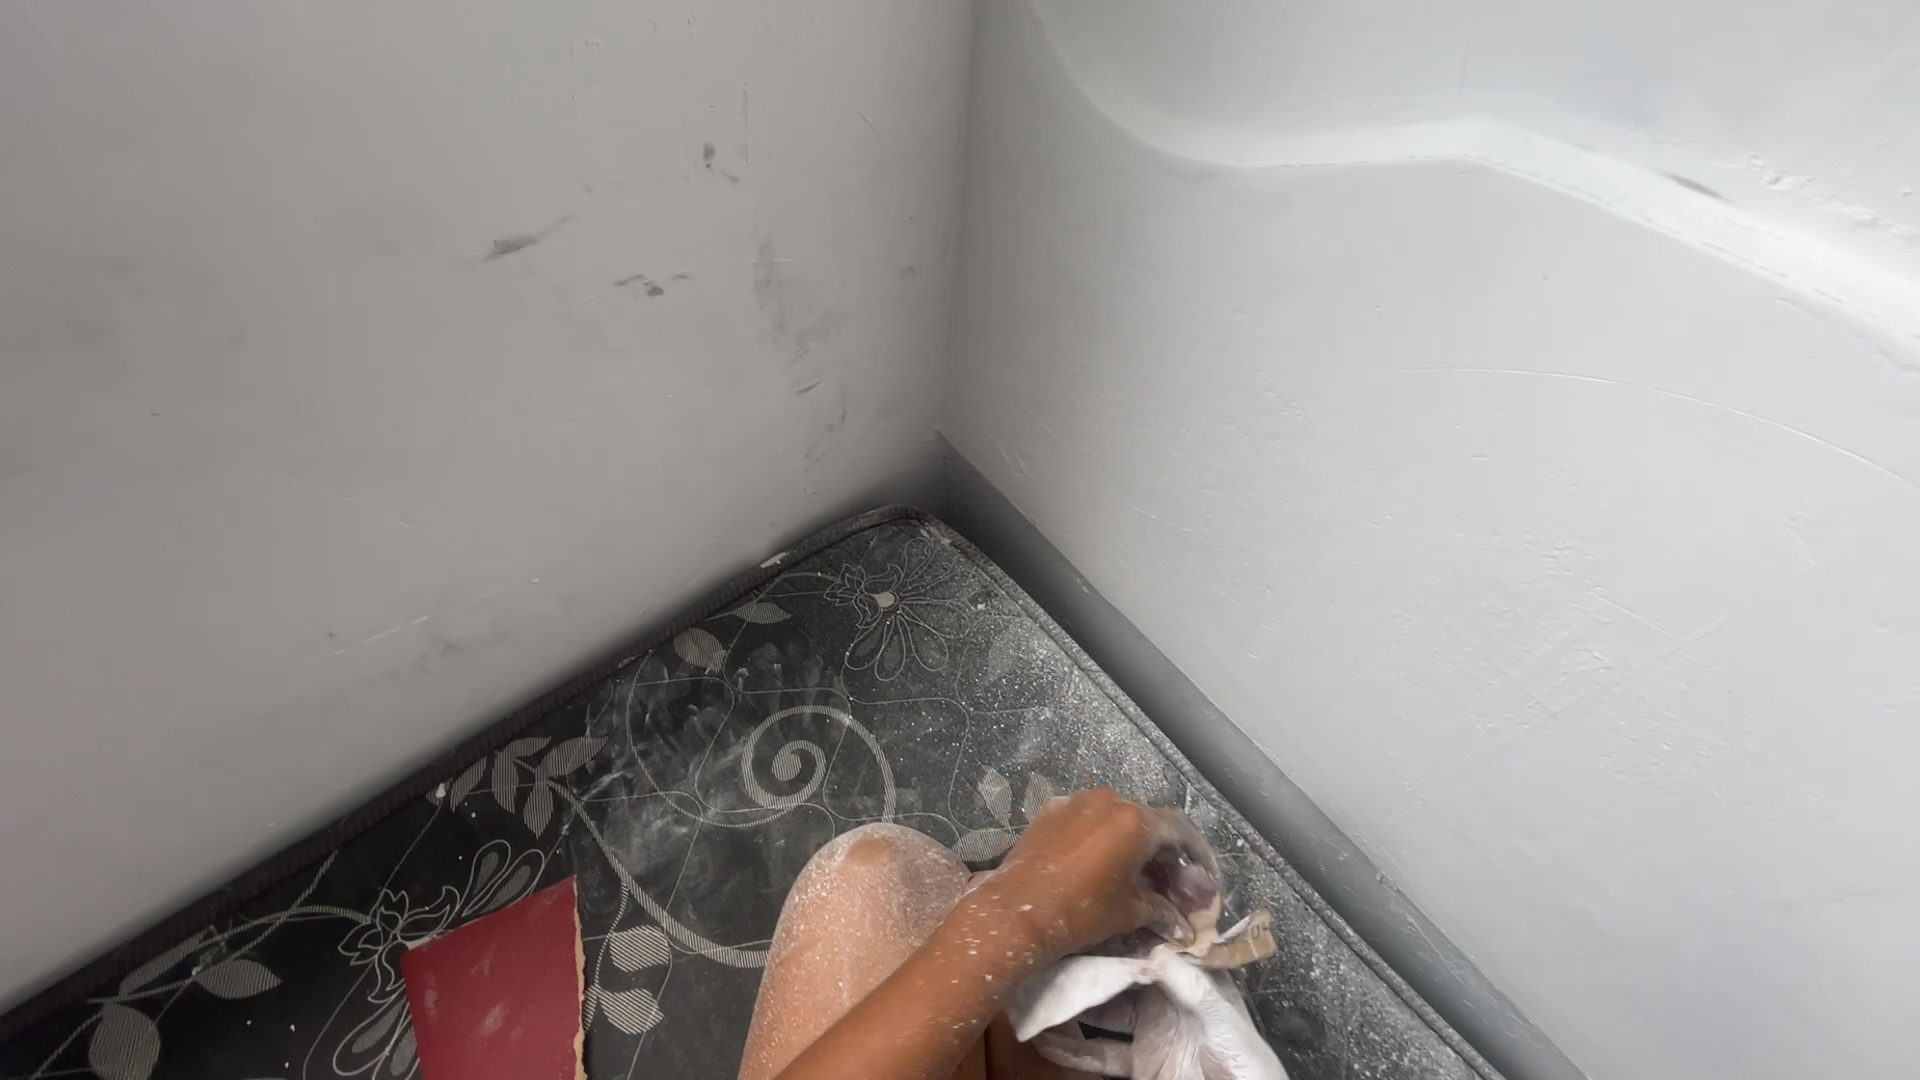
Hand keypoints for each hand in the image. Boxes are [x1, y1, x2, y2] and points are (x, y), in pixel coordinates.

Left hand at [971, 788, 1206, 961]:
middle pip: (1148, 821)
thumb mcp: (1130, 912)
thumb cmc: (1082, 911)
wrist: (1019, 909)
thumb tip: (1184, 929)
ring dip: (1130, 840)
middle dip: (1162, 851)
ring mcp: (1077, 800)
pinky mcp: (1052, 807)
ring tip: (1133, 872)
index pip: (1180, 829)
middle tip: (1168, 881)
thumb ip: (1162, 911)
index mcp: (1135, 821)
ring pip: (1116, 816)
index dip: (1197, 852)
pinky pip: (1086, 817)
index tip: (1203, 876)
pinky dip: (1099, 835)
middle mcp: (1109, 800)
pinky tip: (1097, 861)